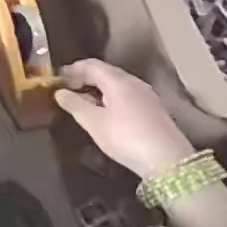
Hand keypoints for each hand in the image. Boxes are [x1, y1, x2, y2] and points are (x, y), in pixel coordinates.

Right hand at [54, 59, 195, 179]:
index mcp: (117, 80)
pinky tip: (107, 113)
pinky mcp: (154, 109)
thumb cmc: (126, 138)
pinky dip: (112, 97)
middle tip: (69, 89)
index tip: (58, 78)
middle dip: (86, 77)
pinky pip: (127, 94)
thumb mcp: (94, 123)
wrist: (168, 161)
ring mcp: (147, 95)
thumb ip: (75, 105)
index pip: (92, 65)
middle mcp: (134, 82)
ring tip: (84, 102)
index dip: (73, 68)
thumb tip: (60, 92)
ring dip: (99, 88)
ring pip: (118, 83)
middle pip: (106, 72)